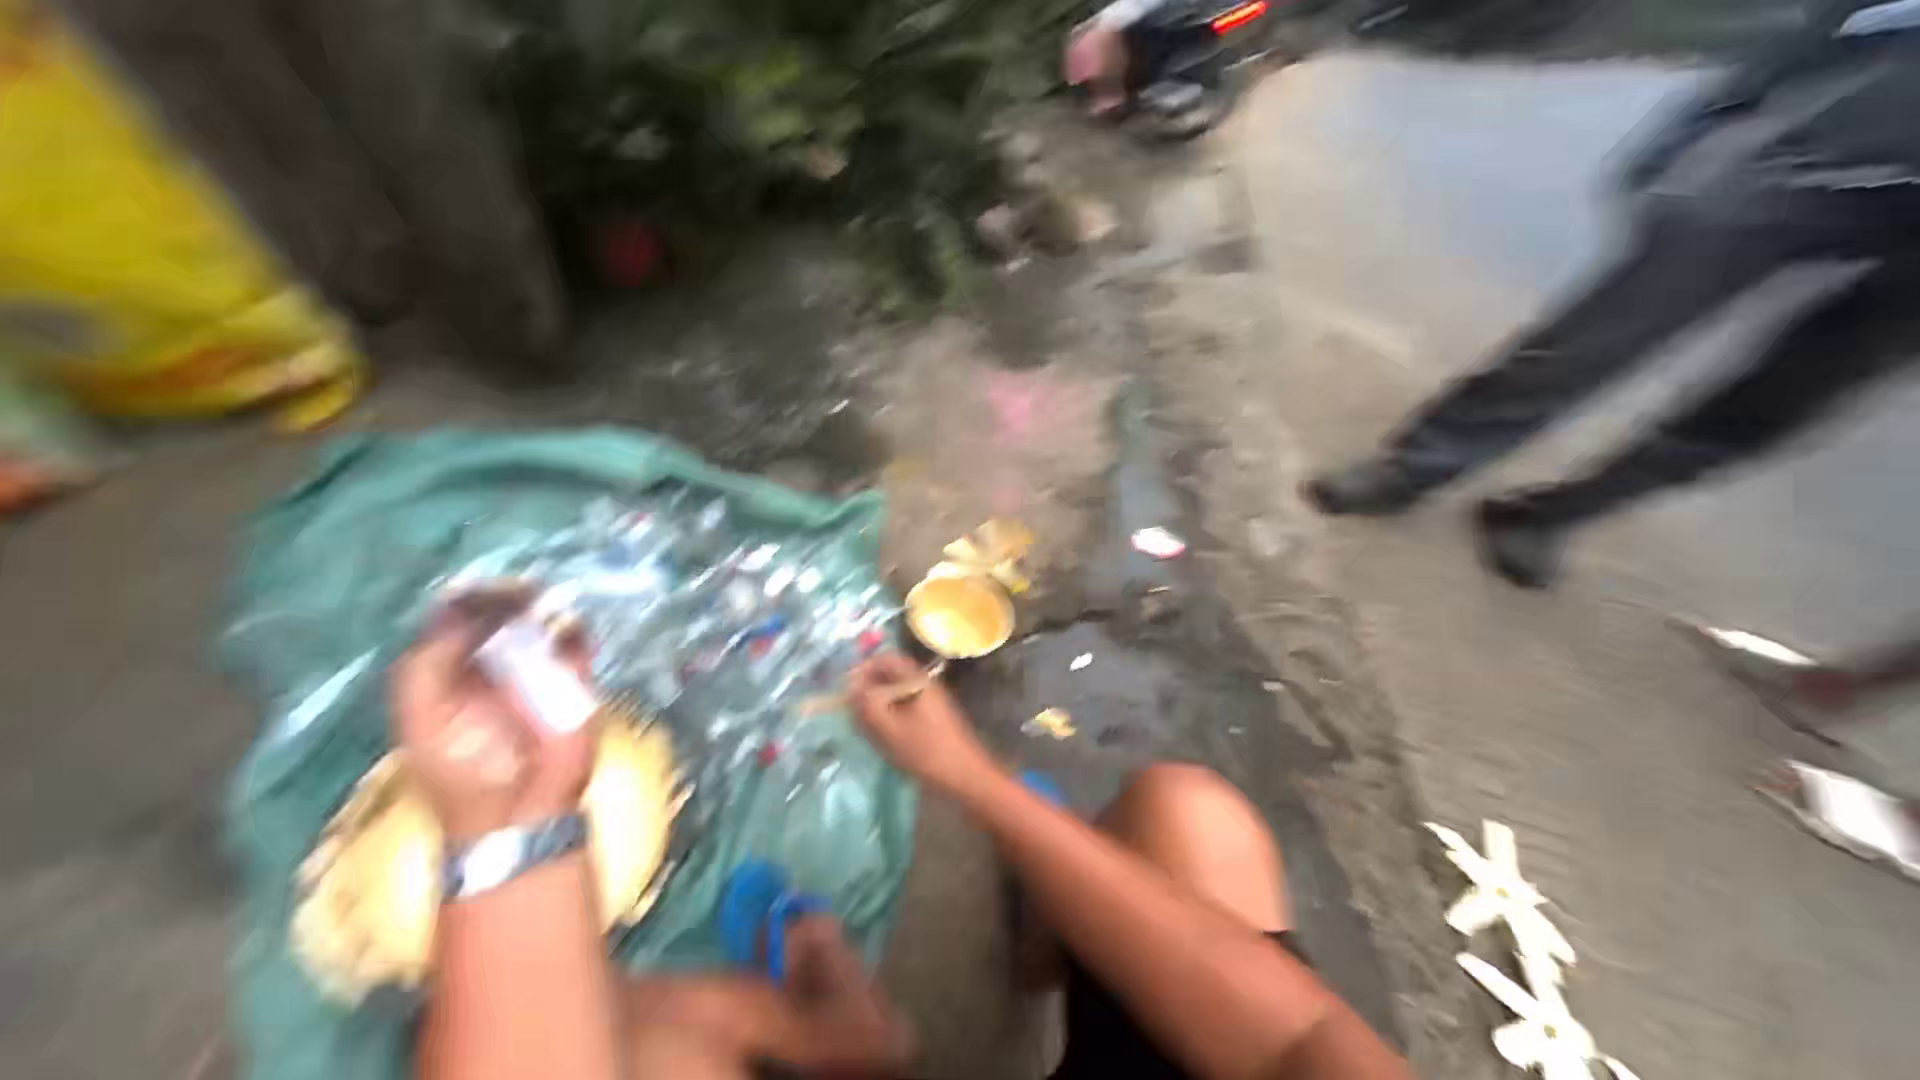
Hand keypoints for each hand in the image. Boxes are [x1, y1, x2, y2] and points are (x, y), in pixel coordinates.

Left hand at [392, 596, 598, 841]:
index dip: (469, 600)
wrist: (520, 812)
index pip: (458, 616)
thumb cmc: (461, 772)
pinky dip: (577, 637)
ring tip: (547, 612)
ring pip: (544, 622)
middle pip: (503, 611)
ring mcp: (536, 669)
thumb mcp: (423, 715)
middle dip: (512, 598)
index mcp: (448, 668)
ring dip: (546, 613)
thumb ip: (430, 662)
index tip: (482, 593)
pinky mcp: (575, 680)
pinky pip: (577, 646)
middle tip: (524, 597)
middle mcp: (493, 660)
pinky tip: (571, 636)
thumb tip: (457, 609)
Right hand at [849, 654, 999, 797]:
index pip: (886, 659)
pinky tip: (882, 736)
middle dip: (868, 688)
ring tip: (864, 725)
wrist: (965, 778)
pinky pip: (904, 708)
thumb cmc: (926, 751)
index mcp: (917, 680)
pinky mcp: (932, 720)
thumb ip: (867, 704)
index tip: (847, 688)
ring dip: (878, 704)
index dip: (863, 669)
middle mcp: (925, 684)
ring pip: (896, 694)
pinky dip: (889, 716)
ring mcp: (930, 702)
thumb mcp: (889, 728)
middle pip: (891, 675)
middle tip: (852, 709)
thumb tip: (851, 685)